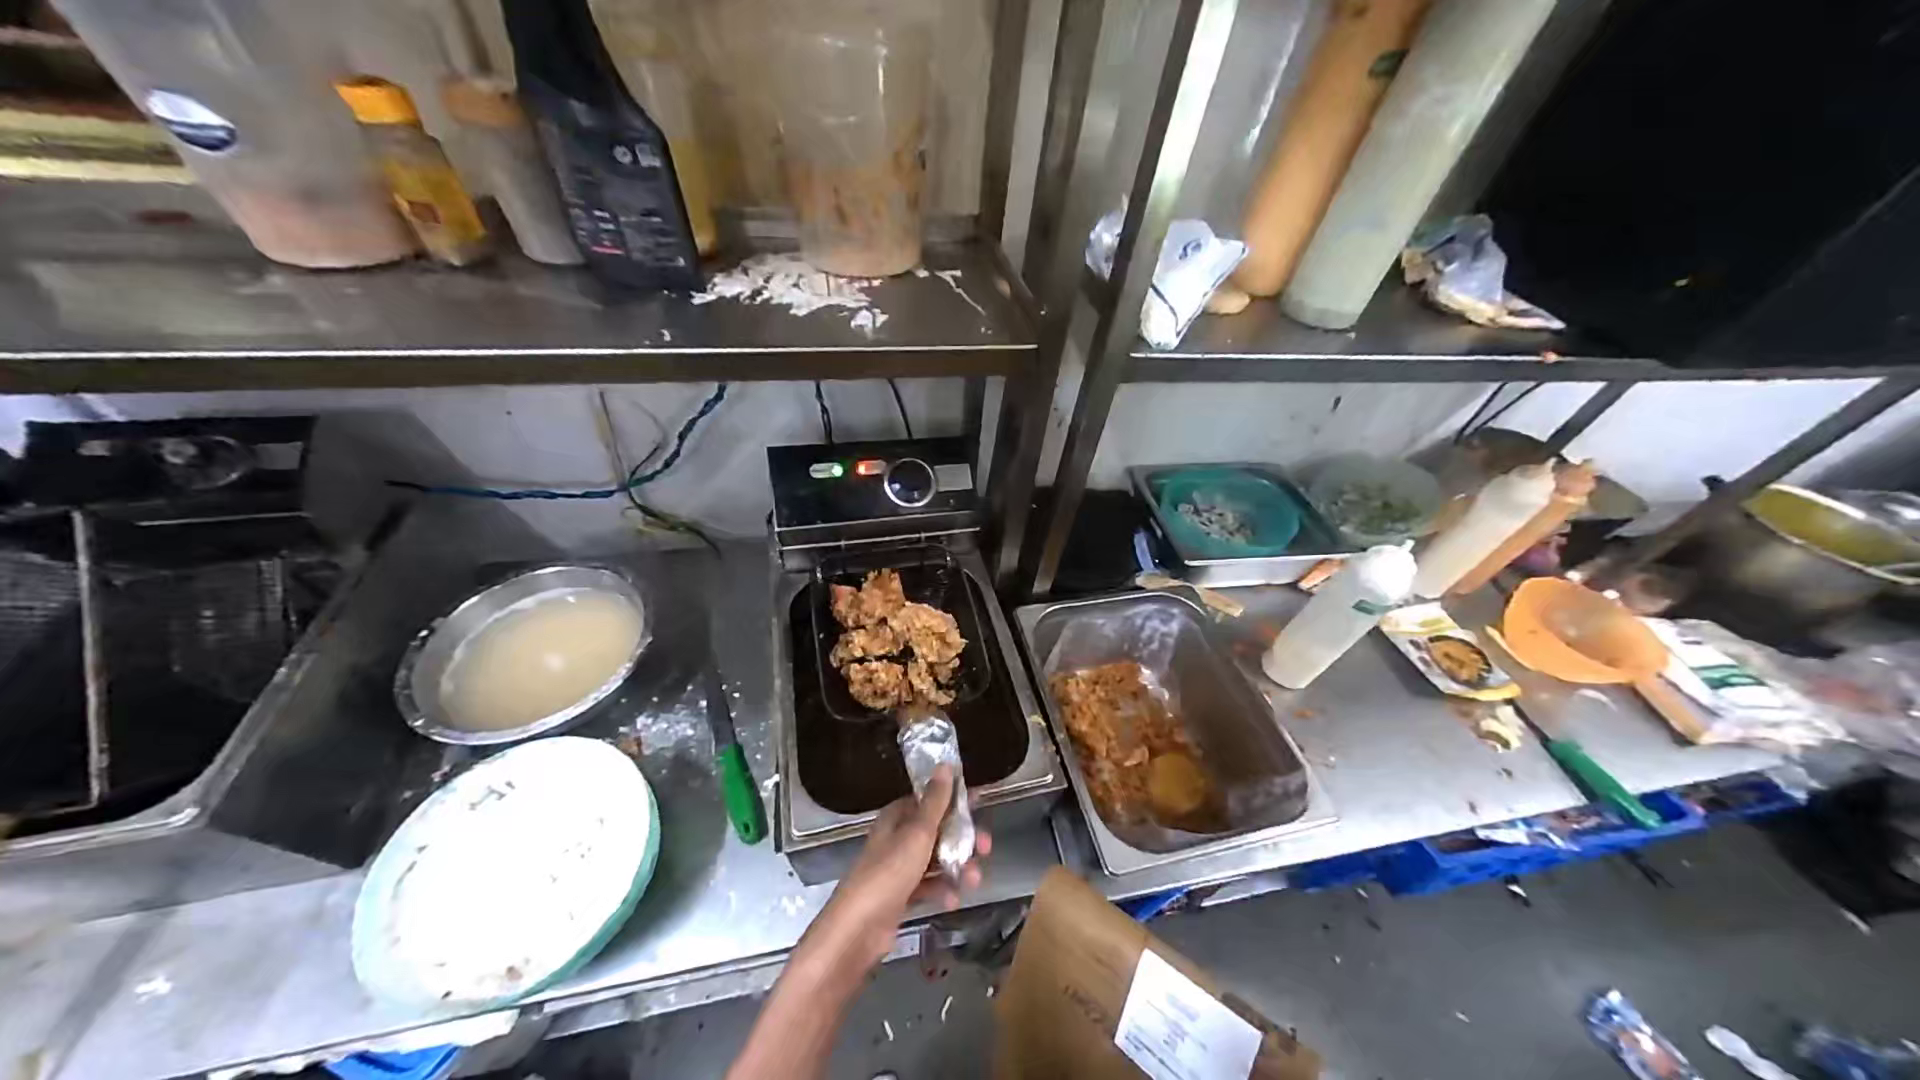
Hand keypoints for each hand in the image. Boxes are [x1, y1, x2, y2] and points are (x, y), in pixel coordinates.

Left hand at [803, 766, 991, 973]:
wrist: (858, 929)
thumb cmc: (889, 873)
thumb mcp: (917, 833)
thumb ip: (935, 801)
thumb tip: (945, 765)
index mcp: (897, 818)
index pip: (929, 800)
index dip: (954, 801)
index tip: (980, 803)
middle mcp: (897, 838)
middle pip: (937, 831)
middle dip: (963, 839)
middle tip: (985, 848)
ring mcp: (898, 868)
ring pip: (935, 860)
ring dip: (957, 867)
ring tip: (974, 880)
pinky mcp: (901, 896)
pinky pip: (928, 887)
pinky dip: (942, 890)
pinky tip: (952, 900)